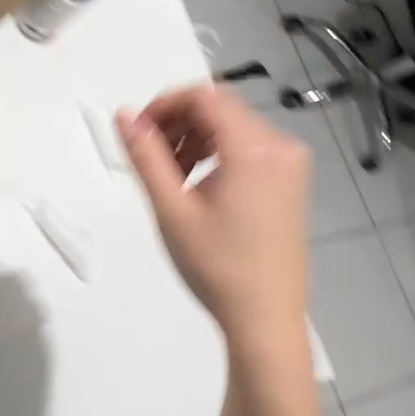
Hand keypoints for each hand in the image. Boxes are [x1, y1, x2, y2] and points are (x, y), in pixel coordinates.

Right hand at [117, 85, 312, 352]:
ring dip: (194, 138)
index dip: (164, 105)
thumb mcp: (170, 208)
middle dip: (177, 123)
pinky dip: (216, 153)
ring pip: (232, 127)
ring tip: (169, 176)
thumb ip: (145, 156)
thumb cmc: (214, 266)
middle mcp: (280, 147)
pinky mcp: (290, 183)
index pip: (204, 97)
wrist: (265, 318)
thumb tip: (124, 115)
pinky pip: (248, 148)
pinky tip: (196, 185)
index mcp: (254, 149)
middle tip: (148, 157)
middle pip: (219, 109)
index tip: (136, 132)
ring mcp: (290, 165)